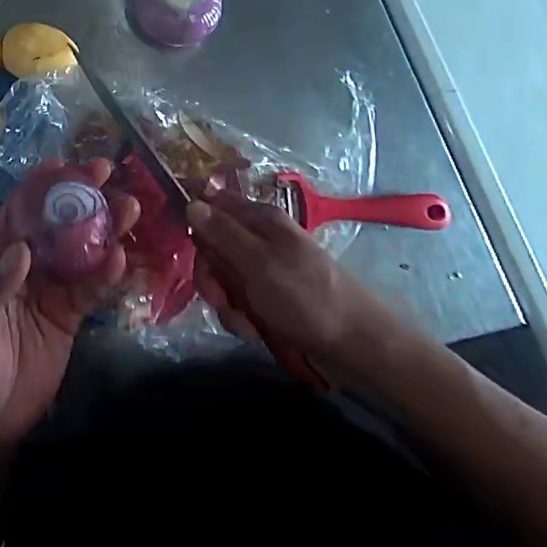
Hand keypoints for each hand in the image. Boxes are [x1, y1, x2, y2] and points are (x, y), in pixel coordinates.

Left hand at [0, 158, 139, 462]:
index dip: (40, 185)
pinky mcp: (71, 314)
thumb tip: (21, 249)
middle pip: (58, 222)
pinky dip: (108, 274)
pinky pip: (92, 288)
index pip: (19, 211)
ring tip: (131, 208)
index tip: (65, 163)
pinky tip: (124, 260)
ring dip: (105, 228)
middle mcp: (27, 264)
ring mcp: (51, 288)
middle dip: (81, 196)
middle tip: (108, 171)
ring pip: (82, 250)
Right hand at [188, 191, 407, 378]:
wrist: (354, 344)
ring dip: (227, 303)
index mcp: (260, 219)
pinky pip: (240, 300)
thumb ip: (223, 234)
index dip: (198, 229)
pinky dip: (242, 317)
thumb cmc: (306, 298)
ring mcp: (266, 268)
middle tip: (222, 299)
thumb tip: (192, 202)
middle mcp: (261, 238)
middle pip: (215, 247)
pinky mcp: (271, 295)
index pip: (213, 207)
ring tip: (246, 323)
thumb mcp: (258, 264)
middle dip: (212, 278)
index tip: (197, 255)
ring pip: (225, 278)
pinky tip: (255, 330)